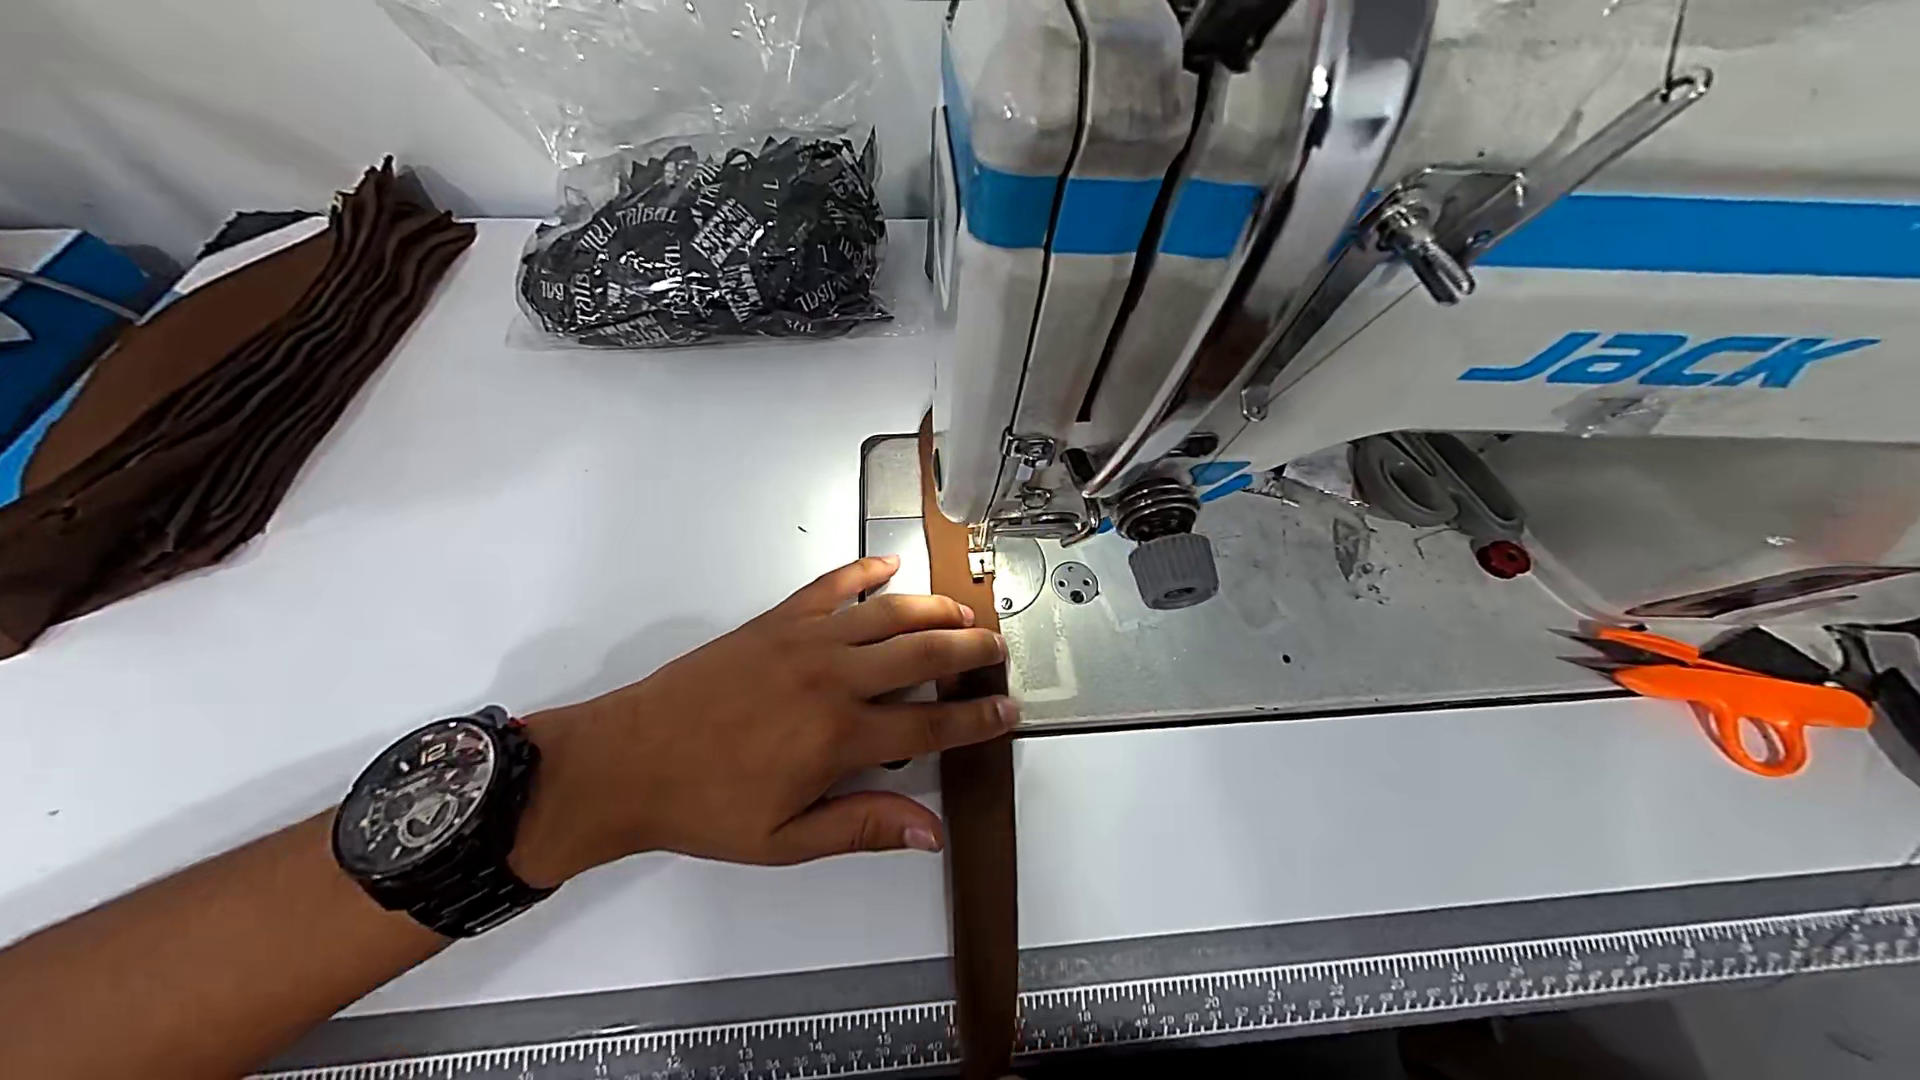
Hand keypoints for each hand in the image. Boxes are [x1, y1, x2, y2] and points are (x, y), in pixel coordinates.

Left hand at [507, 556, 1015, 884]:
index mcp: (838, 737)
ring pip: (889, 612)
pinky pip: (831, 585)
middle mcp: (832, 679)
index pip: (932, 722)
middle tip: (997, 647)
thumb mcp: (785, 840)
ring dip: (933, 607)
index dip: (977, 719)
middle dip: (970, 647)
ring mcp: (804, 640)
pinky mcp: (776, 620)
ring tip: (962, 610)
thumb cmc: (705, 805)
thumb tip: (930, 832)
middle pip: (923, 651)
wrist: (627, 761)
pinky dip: (864, 570)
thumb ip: (863, 828)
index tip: (1006, 713)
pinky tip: (888, 565)